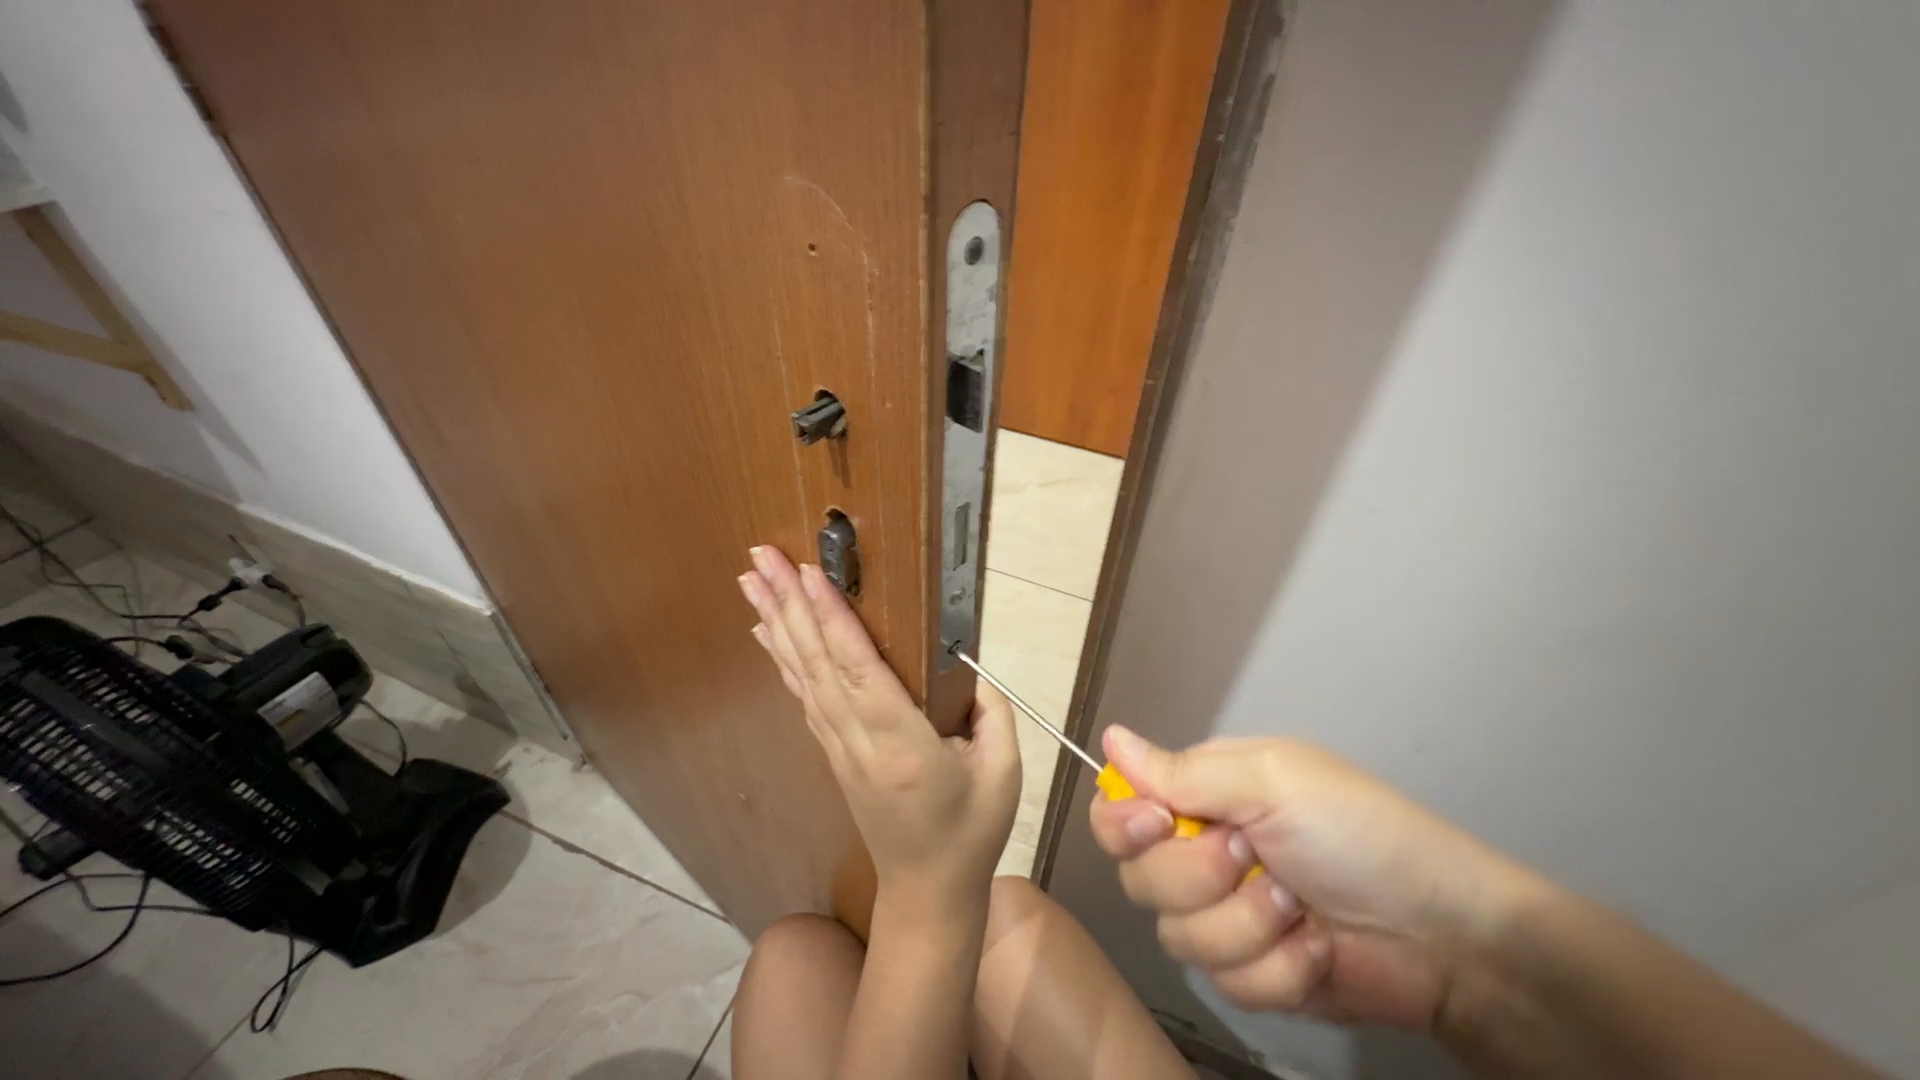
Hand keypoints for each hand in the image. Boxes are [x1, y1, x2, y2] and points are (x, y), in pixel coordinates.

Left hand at [739, 545, 1021, 914]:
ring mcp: (838, 748)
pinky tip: (767, 631)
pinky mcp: (833, 752)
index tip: (808, 572)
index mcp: (902, 746)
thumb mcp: (1004, 771)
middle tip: (760, 557)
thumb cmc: (971, 831)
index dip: (833, 619)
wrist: (927, 890)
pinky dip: (783, 658)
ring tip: (751, 579)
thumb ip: (989, 710)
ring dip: (777, 623)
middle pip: (818, 664)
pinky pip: (804, 695)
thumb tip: (964, 665)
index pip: (860, 670)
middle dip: (788, 604)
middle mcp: (858, 743)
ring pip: (802, 675)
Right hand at [1088, 728, 1545, 1029]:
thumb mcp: (1272, 781)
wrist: (1443, 933)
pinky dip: (1277, 969)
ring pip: (1178, 938)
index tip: (1157, 825)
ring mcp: (1224, 919)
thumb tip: (1110, 738)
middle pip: (1139, 879)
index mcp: (1202, 797)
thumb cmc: (1356, 832)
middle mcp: (1201, 855)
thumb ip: (1183, 771)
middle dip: (1199, 877)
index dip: (1123, 823)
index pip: (1119, 810)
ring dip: (1246, 925)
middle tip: (1253, 857)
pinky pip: (1225, 983)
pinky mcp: (1251, 975)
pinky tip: (1316, 947)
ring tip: (1298, 907)